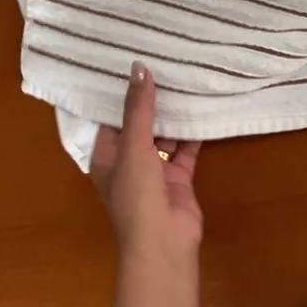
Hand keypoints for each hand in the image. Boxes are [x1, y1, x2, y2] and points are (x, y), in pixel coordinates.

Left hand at [89, 62, 202, 257]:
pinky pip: (185, 152)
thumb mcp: (133, 145)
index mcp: (105, 157)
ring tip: (185, 84)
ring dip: (173, 118)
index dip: (121, 96)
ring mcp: (154, 172)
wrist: (163, 239)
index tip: (134, 66)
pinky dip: (193, 136)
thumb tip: (139, 67)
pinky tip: (201, 112)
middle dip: (151, 104)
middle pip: (139, 127)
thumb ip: (138, 108)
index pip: (111, 120)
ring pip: (164, 138)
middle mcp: (128, 163)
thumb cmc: (136, 193)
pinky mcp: (178, 179)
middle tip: (165, 68)